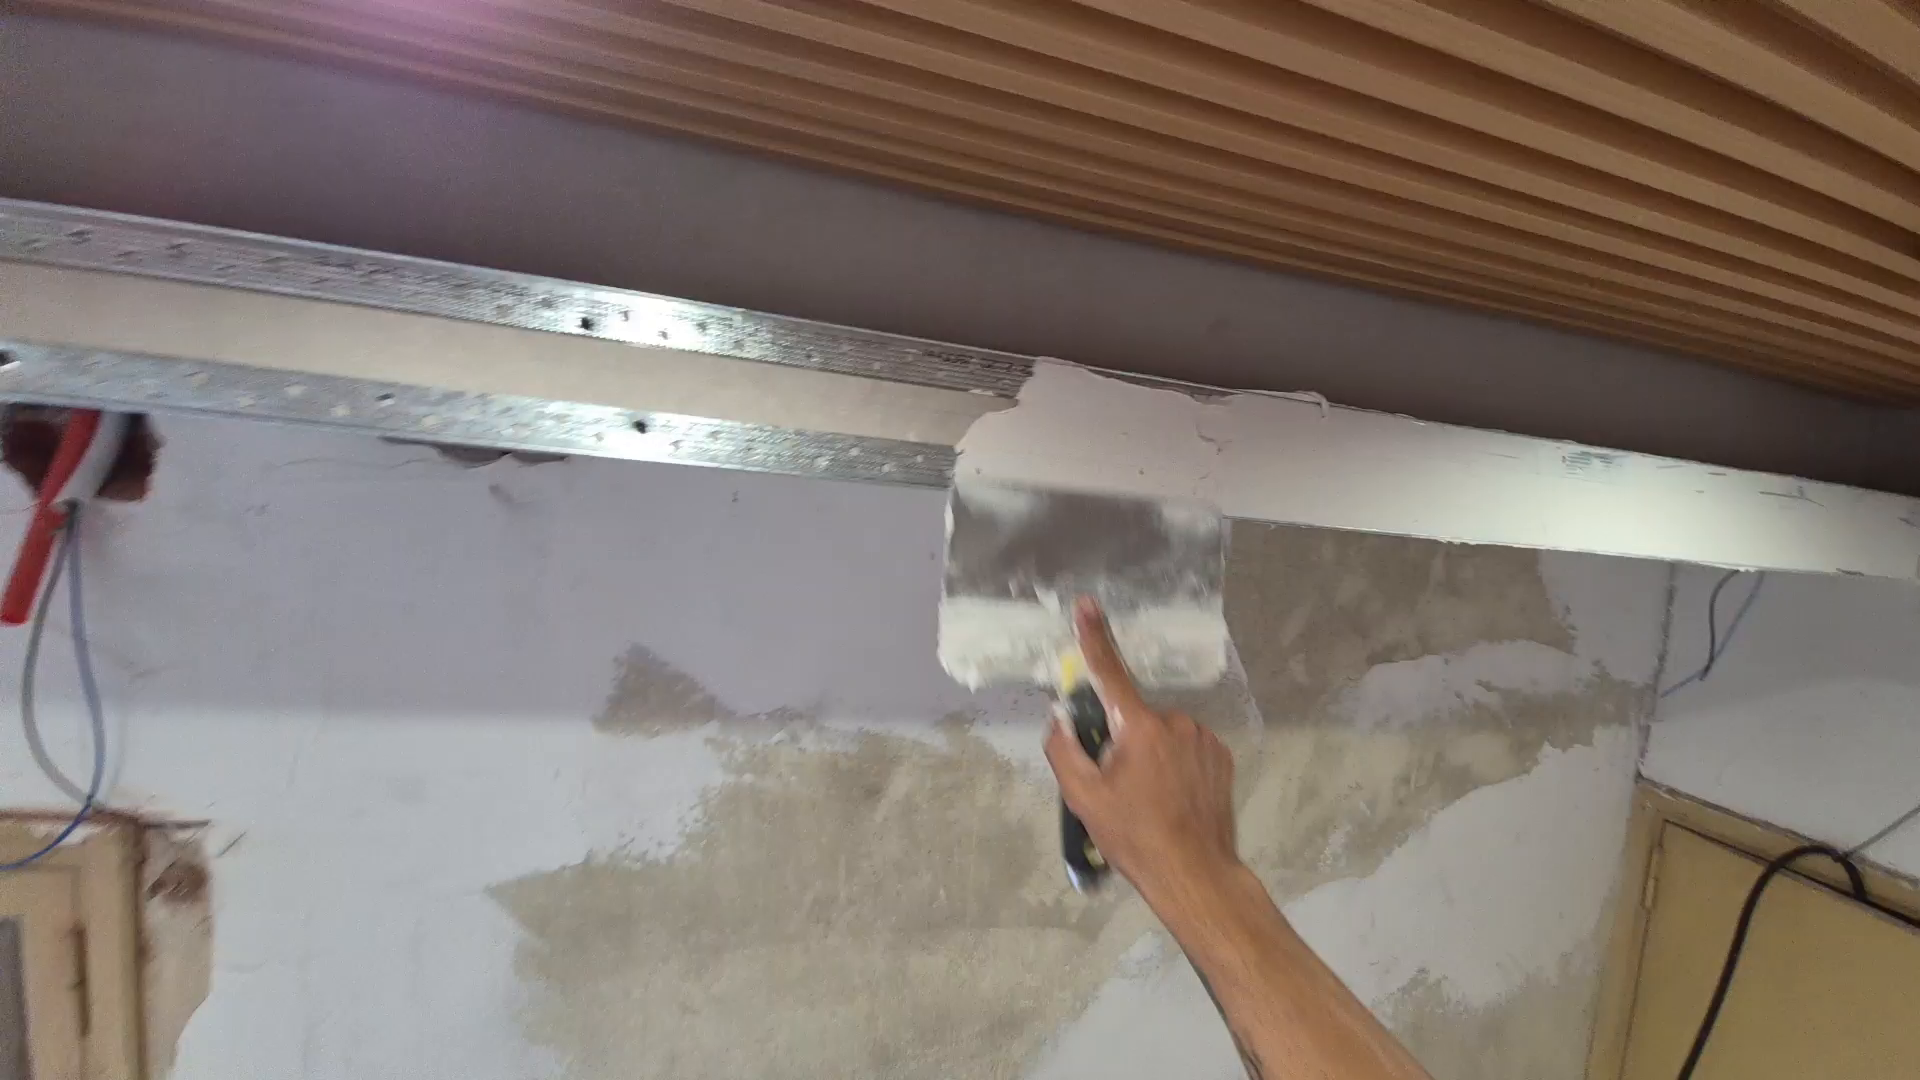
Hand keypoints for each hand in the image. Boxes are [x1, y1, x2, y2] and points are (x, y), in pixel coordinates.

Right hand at [1044, 597, 1240, 901]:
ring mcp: (1203, 738)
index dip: (1094, 637)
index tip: (1086, 604)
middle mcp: (1174, 722)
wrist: (1195, 875)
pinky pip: (1186, 746)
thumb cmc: (1134, 836)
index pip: (1109, 672)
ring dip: (1150, 751)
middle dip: (1121, 739)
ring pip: (1161, 733)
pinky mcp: (1221, 756)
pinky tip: (1175, 796)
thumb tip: (1060, 719)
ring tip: (1152, 797)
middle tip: (1121, 784)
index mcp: (1138, 727)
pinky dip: (1175, 761)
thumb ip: (1064, 751)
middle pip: (1133, 717)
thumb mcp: (1084, 799)